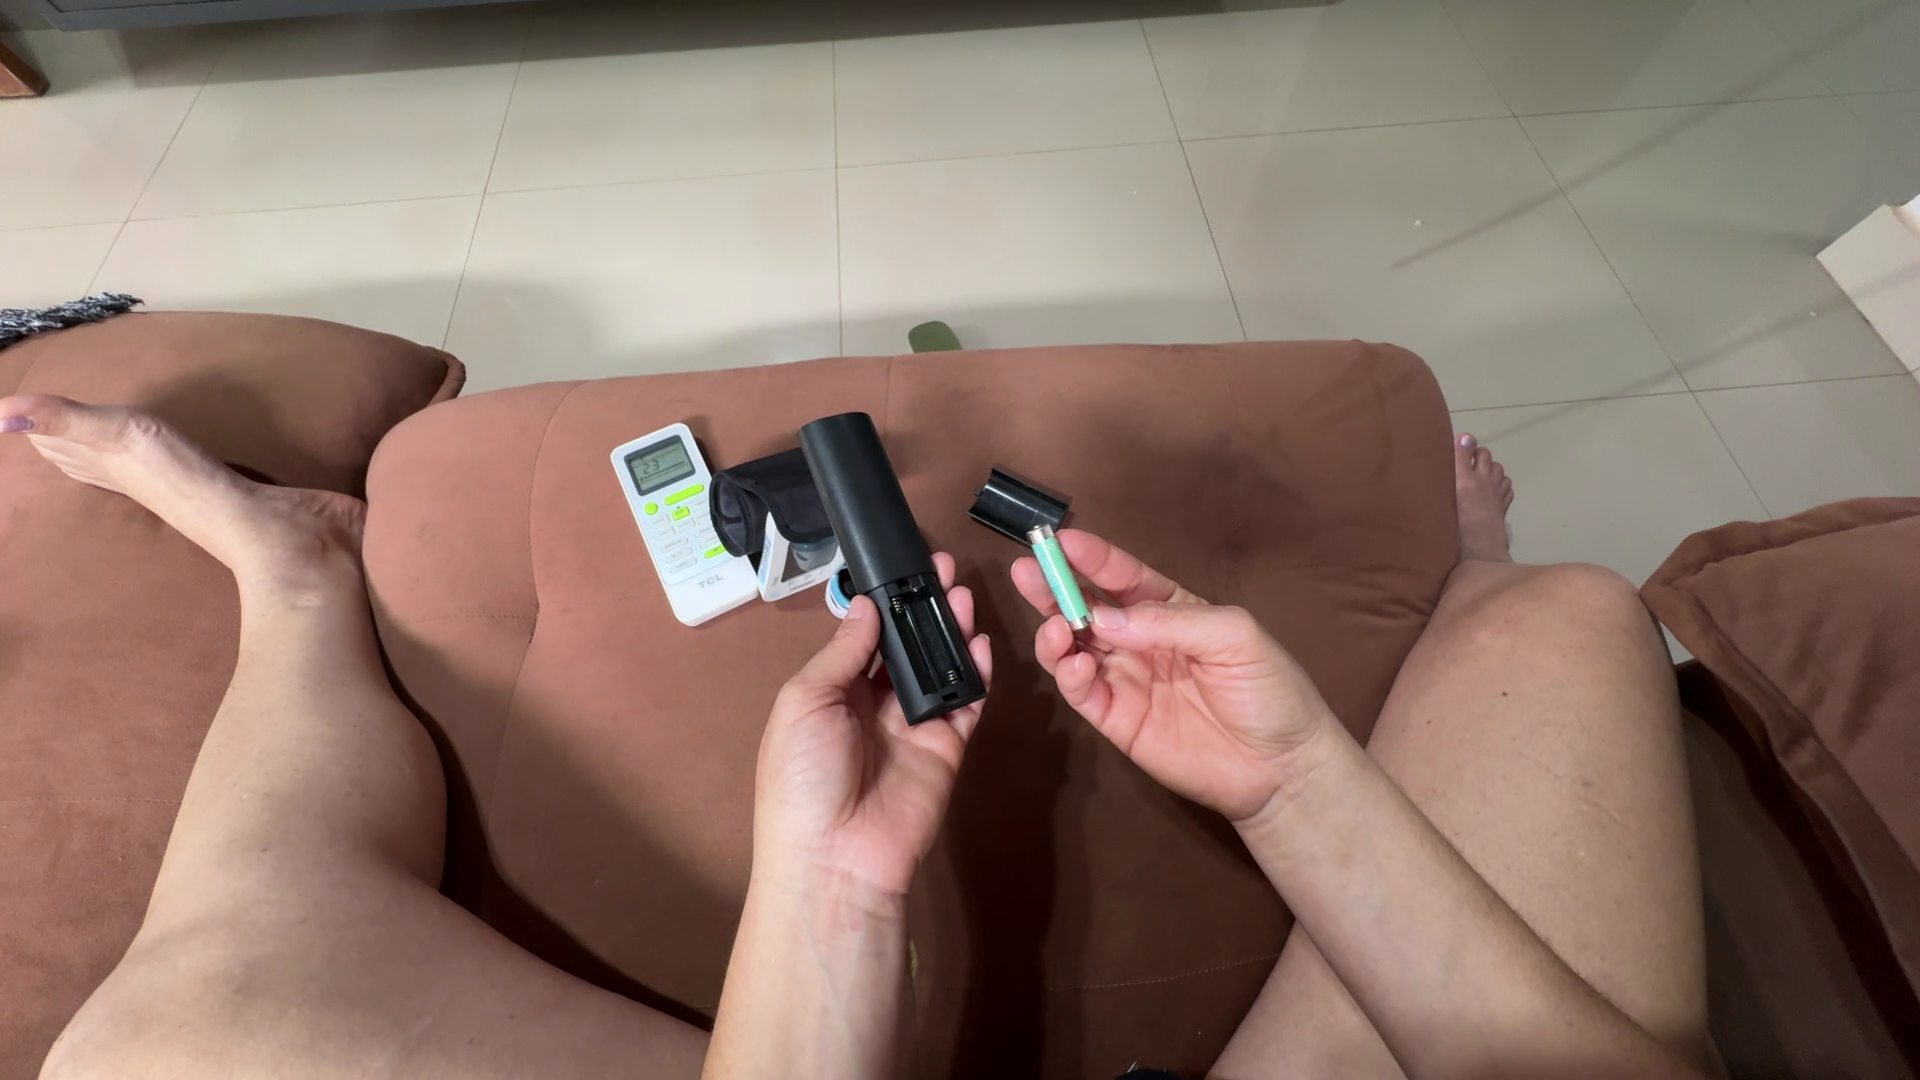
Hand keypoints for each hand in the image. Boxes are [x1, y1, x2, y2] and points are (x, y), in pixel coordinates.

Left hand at [754, 552, 992, 898]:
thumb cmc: (804, 773)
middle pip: (908, 647)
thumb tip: (865, 604)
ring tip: (964, 594)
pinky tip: (981, 642)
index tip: (906, 568)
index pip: (867, 637)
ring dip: (953, 630)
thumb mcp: (805, 701)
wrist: (836, 856)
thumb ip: (842, 651)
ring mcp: (915, 725)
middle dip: (926, 609)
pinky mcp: (947, 747)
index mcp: (834, 691)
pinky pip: (967, 704)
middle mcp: (875, 703)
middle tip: (946, 570)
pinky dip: (978, 674)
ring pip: (941, 667)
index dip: (887, 604)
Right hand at [1011, 530, 1333, 824]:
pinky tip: (1071, 663)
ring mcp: (1125, 679)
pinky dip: (1067, 675)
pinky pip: (1081, 691)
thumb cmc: (1269, 690)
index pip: (1123, 577)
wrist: (1283, 767)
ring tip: (1054, 626)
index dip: (1092, 558)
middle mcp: (1139, 639)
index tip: (1060, 541)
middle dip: (1055, 587)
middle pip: (1087, 606)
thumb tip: (1103, 616)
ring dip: (1055, 632)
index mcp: (1170, 609)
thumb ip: (1168, 621)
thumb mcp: (1233, 636)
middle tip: (1026, 570)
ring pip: (1074, 647)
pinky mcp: (1116, 719)